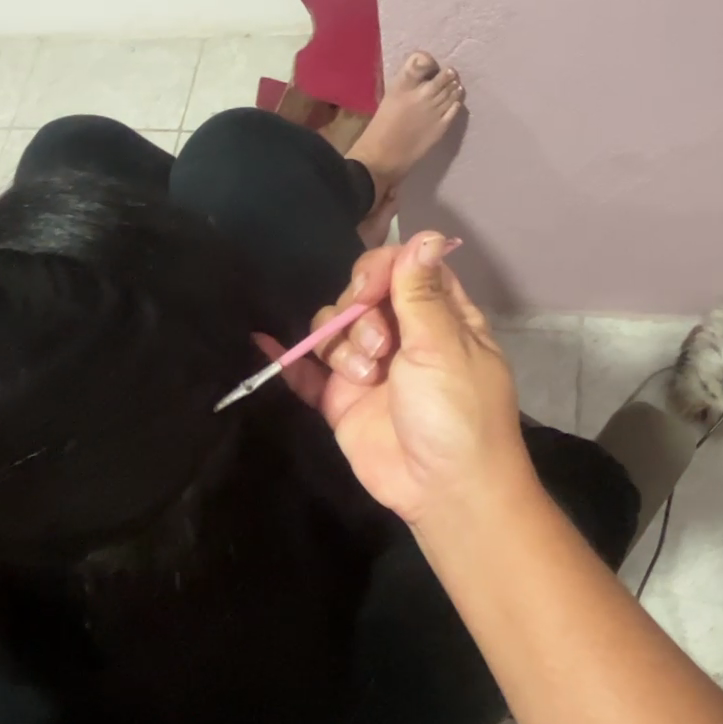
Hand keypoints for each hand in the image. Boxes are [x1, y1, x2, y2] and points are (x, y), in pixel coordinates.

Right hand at [257, 231, 536, 525]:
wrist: (443, 488)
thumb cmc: (457, 411)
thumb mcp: (444, 345)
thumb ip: (420, 293)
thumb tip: (425, 236)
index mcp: (439, 318)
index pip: (405, 270)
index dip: (383, 270)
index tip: (372, 288)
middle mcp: (402, 337)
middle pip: (362, 296)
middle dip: (360, 312)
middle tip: (378, 344)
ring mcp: (369, 369)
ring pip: (334, 329)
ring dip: (342, 345)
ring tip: (365, 376)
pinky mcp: (341, 400)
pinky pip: (307, 373)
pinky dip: (288, 360)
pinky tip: (265, 345)